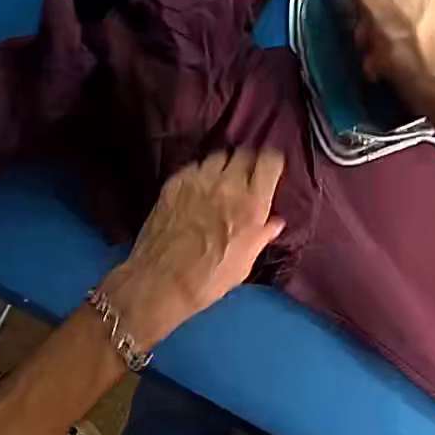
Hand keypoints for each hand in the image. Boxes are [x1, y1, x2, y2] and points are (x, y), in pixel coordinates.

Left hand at [100, 149, 286, 347]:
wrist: (160, 281)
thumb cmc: (207, 280)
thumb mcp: (244, 264)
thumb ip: (260, 237)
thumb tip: (273, 223)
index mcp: (251, 204)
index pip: (270, 162)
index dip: (272, 162)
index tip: (270, 168)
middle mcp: (227, 185)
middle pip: (244, 153)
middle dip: (248, 162)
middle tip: (246, 175)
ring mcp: (198, 180)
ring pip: (219, 156)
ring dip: (224, 165)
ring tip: (222, 179)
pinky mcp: (175, 181)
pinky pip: (195, 166)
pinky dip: (201, 172)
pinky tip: (199, 188)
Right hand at [327, 0, 434, 116]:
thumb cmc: (406, 46)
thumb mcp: (374, 3)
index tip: (360, 19)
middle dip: (369, 21)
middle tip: (369, 43)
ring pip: (393, 14)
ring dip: (379, 37)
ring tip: (380, 58)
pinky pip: (408, 29)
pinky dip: (396, 45)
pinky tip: (393, 62)